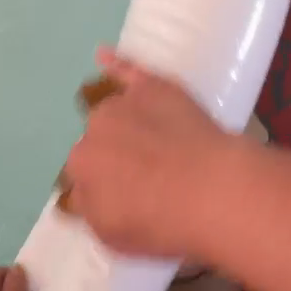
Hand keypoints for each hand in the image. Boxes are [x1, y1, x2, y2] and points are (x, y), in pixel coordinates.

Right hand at [60, 48, 244, 258]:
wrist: (210, 188)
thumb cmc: (162, 221)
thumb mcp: (112, 235)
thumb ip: (88, 207)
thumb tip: (80, 191)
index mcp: (81, 165)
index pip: (83, 172)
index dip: (103, 183)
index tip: (123, 192)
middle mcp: (95, 127)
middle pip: (98, 138)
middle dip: (113, 153)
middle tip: (143, 172)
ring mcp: (124, 102)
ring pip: (114, 110)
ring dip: (123, 122)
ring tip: (152, 141)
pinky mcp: (152, 85)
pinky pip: (126, 68)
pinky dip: (114, 62)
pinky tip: (103, 55)